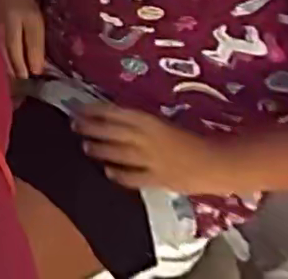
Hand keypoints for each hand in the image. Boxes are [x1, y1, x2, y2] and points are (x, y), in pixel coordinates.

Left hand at [73, 104, 237, 194]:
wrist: (214, 162)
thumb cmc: (187, 137)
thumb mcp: (158, 121)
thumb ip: (137, 120)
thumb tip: (111, 116)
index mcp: (145, 119)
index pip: (112, 112)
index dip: (93, 110)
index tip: (78, 108)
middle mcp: (144, 137)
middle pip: (109, 131)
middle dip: (89, 127)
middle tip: (73, 124)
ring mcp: (149, 160)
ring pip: (117, 153)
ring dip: (98, 149)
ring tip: (84, 146)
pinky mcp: (157, 180)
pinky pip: (133, 177)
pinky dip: (118, 174)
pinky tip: (107, 172)